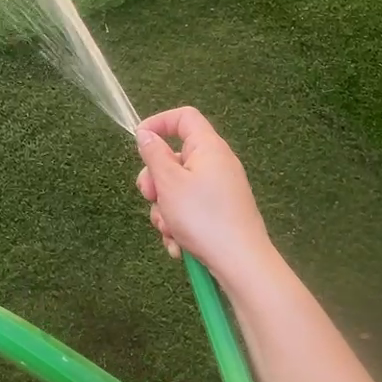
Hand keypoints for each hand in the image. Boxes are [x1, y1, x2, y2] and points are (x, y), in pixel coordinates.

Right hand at [134, 107, 275, 283]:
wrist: (241, 264)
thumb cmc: (203, 217)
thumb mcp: (169, 182)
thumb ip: (153, 154)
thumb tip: (145, 134)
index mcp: (208, 148)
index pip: (184, 117)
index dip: (159, 122)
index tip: (139, 141)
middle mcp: (216, 165)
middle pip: (174, 157)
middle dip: (155, 179)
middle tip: (149, 195)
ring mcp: (219, 190)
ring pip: (176, 188)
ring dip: (164, 208)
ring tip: (169, 229)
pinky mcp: (219, 213)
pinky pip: (189, 208)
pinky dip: (178, 224)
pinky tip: (177, 244)